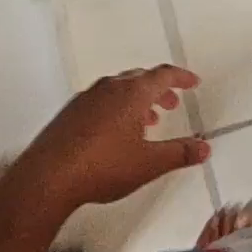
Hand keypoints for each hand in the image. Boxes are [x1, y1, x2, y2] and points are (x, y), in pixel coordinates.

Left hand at [6, 65, 209, 214]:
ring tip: (146, 121)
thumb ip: (179, 153)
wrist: (49, 176)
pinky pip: (101, 100)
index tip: (191, 81)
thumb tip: (202, 148)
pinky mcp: (71, 113)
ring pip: (119, 89)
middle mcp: (109, 89)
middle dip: (159, 89)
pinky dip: (116, 108)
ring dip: (137, 100)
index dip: (181, 77)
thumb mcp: (149, 163)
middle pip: (140, 79)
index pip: (163, 75)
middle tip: (171, 101)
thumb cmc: (99, 166)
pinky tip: (115, 132)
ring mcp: (87, 98)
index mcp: (132, 94)